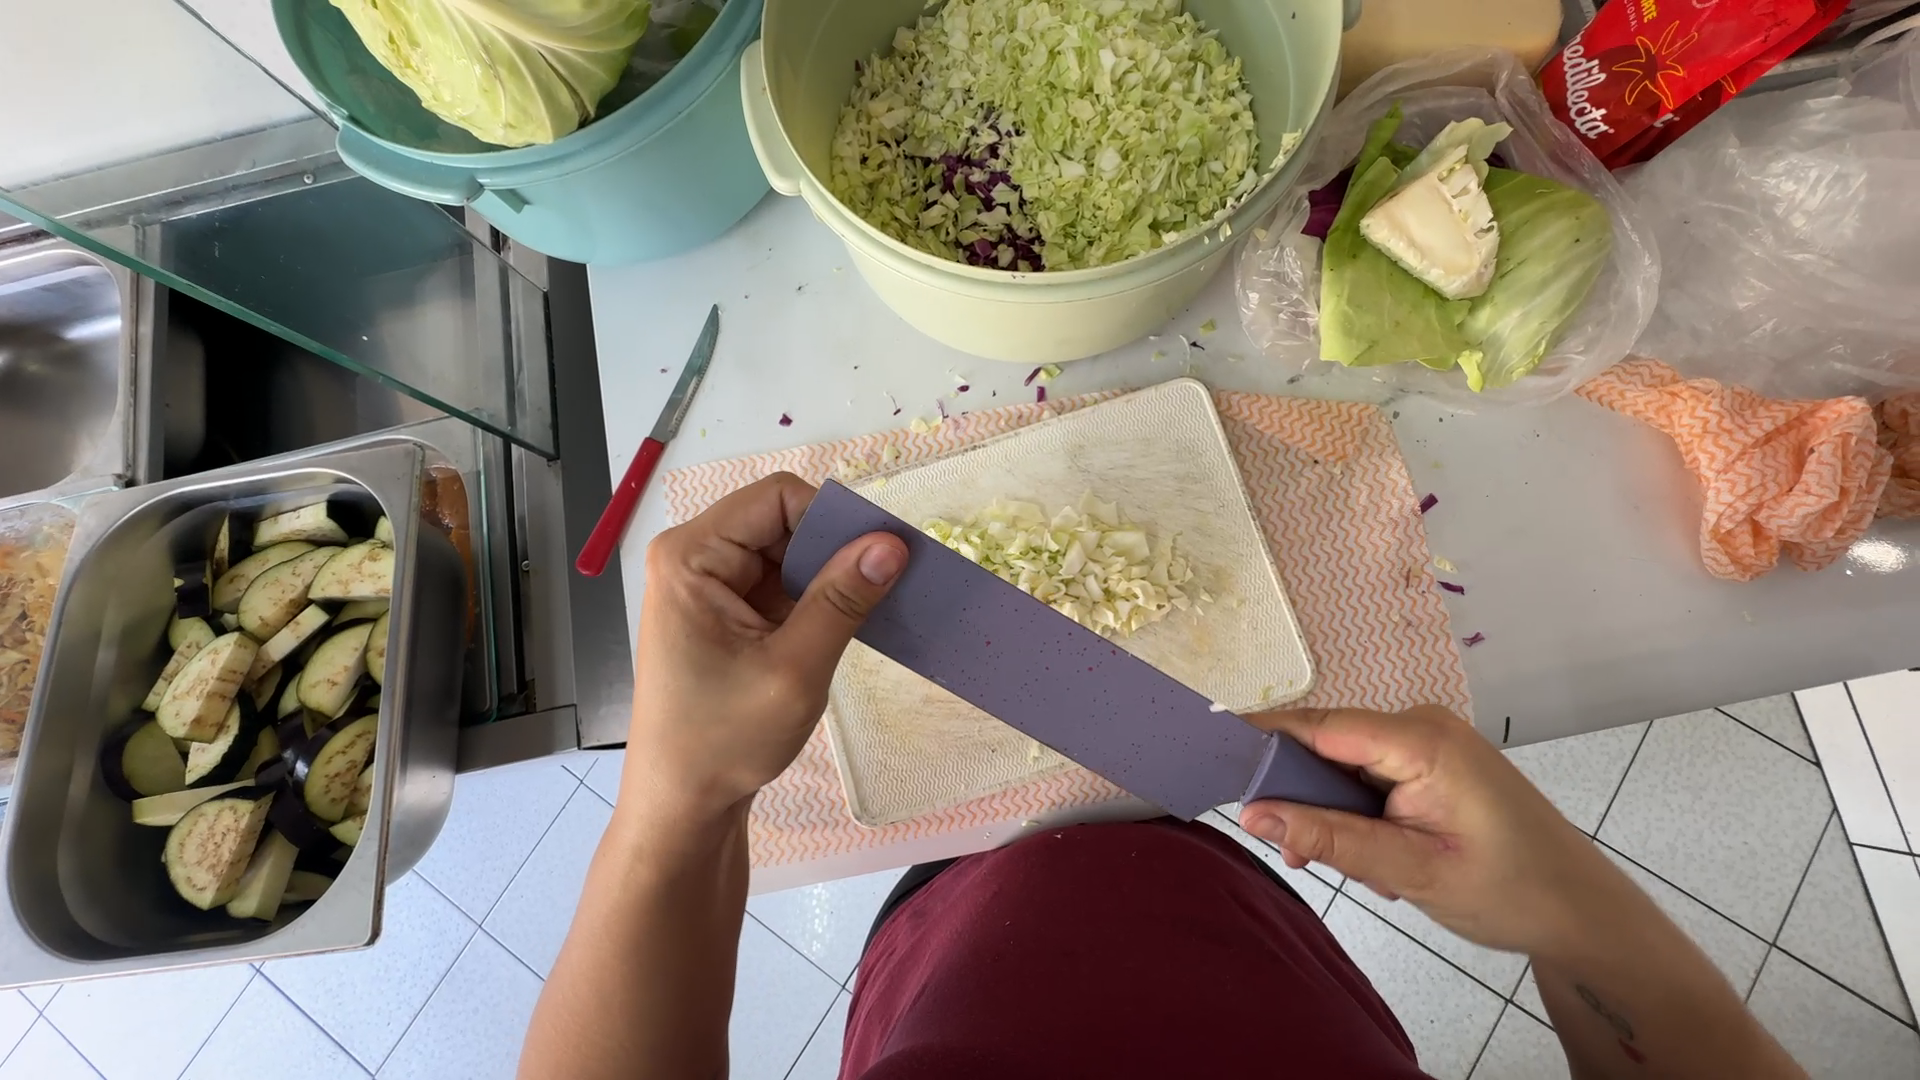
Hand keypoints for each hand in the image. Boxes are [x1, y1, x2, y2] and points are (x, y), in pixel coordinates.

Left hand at [624, 473, 906, 821]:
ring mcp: (712, 586)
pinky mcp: (728, 611)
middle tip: (882, 586)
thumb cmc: (724, 740)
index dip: (831, 517)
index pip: (777, 497)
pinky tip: (845, 623)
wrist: (683, 804)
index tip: (878, 555)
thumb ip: (842, 599)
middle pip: (783, 521)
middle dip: (833, 549)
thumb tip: (891, 544)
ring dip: (829, 576)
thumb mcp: (794, 669)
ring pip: (789, 552)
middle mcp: (696, 558)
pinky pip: (783, 582)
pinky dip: (817, 597)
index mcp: (692, 557)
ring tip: (867, 609)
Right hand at [1238, 705, 1615, 956]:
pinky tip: (1369, 854)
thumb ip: (1328, 838)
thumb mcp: (1410, 871)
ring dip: (1329, 812)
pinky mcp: (1426, 761)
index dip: (1263, 738)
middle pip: (1325, 745)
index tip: (1212, 753)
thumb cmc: (1512, 893)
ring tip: (1350, 867)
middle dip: (1301, 796)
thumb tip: (1252, 816)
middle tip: (1296, 853)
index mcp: (1422, 740)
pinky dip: (1352, 812)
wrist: (1587, 917)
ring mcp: (1424, 742)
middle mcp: (1419, 726)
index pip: (1319, 726)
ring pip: (1340, 764)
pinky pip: (1364, 775)